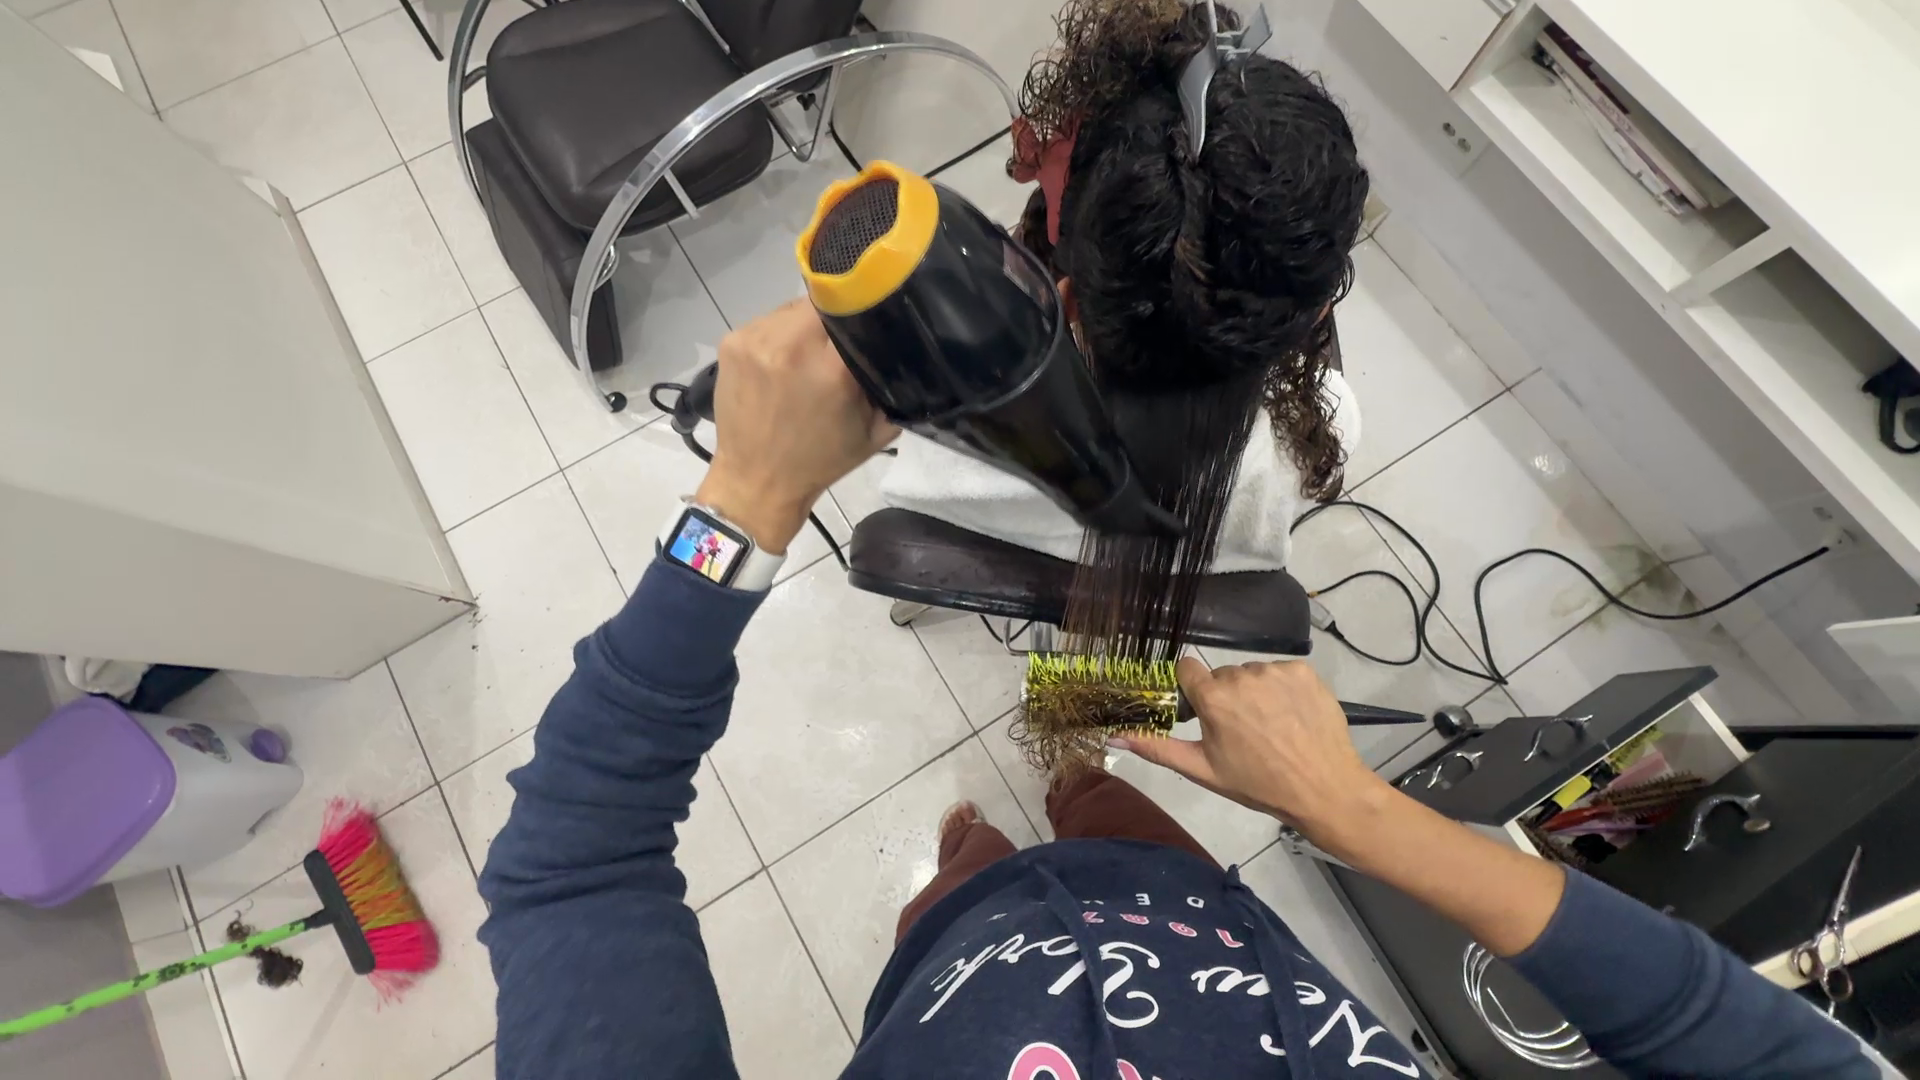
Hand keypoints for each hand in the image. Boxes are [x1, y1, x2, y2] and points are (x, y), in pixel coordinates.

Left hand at [695, 301, 896, 552]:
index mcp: (834, 368)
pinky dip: (781, 335)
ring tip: (810, 354)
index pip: (858, 309)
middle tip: (841, 344)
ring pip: (794, 308)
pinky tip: (784, 361)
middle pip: (825, 302)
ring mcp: (757, 340)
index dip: (867, 313)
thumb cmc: (821, 461)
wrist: (757, 482)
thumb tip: (899, 350)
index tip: (873, 326)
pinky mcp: (732, 342)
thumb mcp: (876, 430)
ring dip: (808, 324)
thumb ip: (892, 386)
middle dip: (837, 318)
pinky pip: (768, 321)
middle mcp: (792, 345)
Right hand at [1116, 656, 1390, 832]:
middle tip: (1243, 731)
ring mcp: (1275, 670)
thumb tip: (1114, 736)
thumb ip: (1156, 748)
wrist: (1326, 790)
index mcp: (1213, 697)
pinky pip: (1280, 671)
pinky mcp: (1303, 671)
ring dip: (1255, 692)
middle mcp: (1241, 675)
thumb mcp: (1203, 770)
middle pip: (1222, 675)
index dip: (1195, 692)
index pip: (1188, 670)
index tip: (1207, 713)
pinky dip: (1283, 689)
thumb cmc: (1259, 784)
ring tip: (1272, 726)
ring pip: (1251, 673)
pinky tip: (1291, 716)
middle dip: (1227, 697)